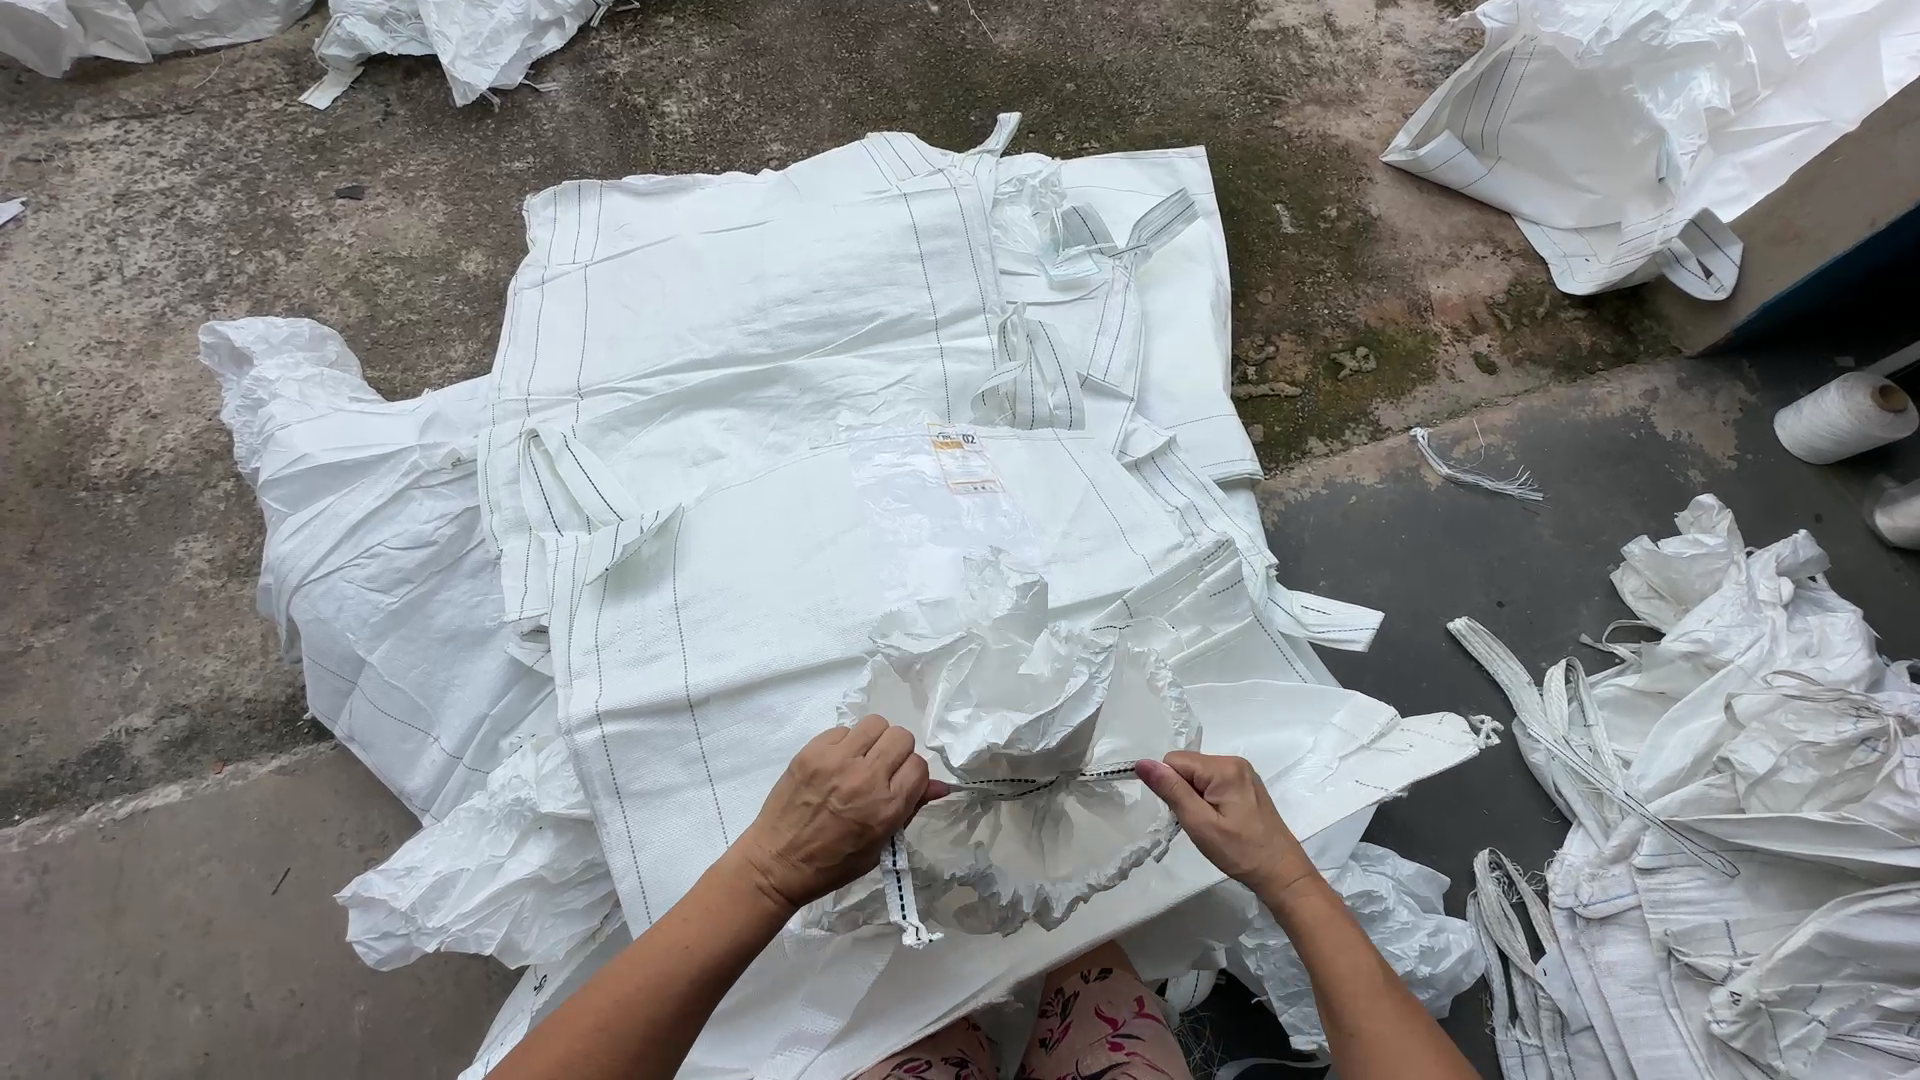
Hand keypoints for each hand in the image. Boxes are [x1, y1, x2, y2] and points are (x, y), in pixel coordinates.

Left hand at [727, 714, 949, 913]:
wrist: (777, 863)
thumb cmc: (833, 864)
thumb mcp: (880, 845)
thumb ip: (910, 809)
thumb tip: (940, 786)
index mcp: (886, 807)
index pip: (919, 766)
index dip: (913, 774)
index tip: (900, 783)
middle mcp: (866, 777)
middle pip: (901, 737)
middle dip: (897, 752)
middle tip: (881, 769)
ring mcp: (837, 760)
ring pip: (875, 723)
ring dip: (873, 740)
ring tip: (860, 760)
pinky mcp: (812, 750)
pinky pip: (843, 729)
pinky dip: (845, 743)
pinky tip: (835, 764)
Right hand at [1135, 751, 1320, 901]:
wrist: (1281, 873)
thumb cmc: (1240, 852)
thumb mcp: (1200, 823)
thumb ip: (1171, 790)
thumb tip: (1142, 763)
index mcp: (1223, 767)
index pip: (1174, 761)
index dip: (1170, 787)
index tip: (1184, 813)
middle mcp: (1233, 761)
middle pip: (1186, 766)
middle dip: (1182, 791)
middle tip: (1198, 822)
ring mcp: (1242, 772)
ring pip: (1197, 775)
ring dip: (1194, 796)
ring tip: (1210, 823)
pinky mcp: (1245, 784)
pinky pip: (1211, 781)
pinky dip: (1206, 798)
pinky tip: (1219, 819)